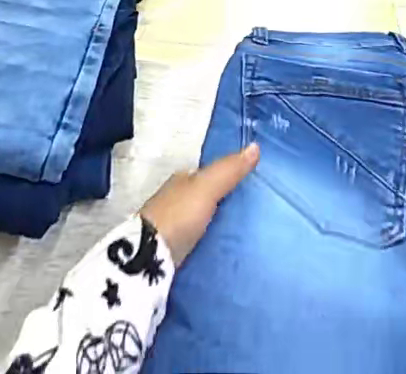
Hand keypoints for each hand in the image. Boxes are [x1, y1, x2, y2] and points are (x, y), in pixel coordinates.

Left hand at [140, 144, 258, 262]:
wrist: (149, 258)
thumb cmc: (178, 215)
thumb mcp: (207, 187)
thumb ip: (229, 170)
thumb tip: (255, 146)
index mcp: (182, 180)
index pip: (208, 174)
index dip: (228, 177)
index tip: (251, 187)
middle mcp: (176, 199)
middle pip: (205, 198)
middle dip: (224, 204)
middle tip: (253, 215)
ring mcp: (173, 226)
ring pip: (202, 222)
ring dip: (218, 226)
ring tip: (247, 237)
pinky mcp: (173, 252)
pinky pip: (198, 244)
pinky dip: (211, 245)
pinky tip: (226, 252)